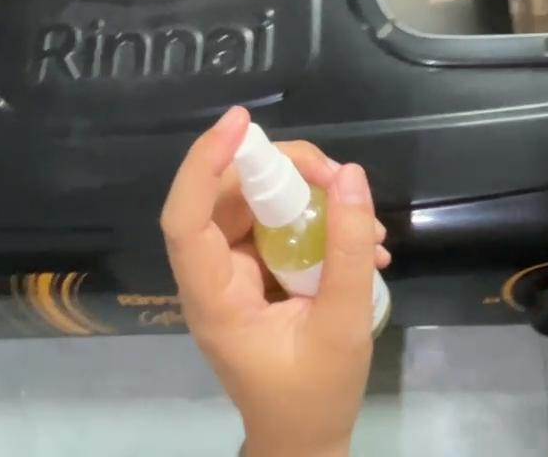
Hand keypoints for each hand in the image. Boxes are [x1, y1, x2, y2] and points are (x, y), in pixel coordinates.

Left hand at [161, 106, 388, 456]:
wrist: (307, 439)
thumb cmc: (315, 394)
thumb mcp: (342, 323)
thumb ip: (347, 249)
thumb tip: (351, 175)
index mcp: (214, 298)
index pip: (186, 220)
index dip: (204, 163)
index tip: (242, 122)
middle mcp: (214, 276)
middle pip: (227, 196)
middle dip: (282, 170)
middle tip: (338, 176)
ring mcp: (235, 271)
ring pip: (255, 202)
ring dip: (306, 193)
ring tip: (360, 214)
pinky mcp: (257, 270)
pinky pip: (277, 222)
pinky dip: (315, 216)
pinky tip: (360, 236)